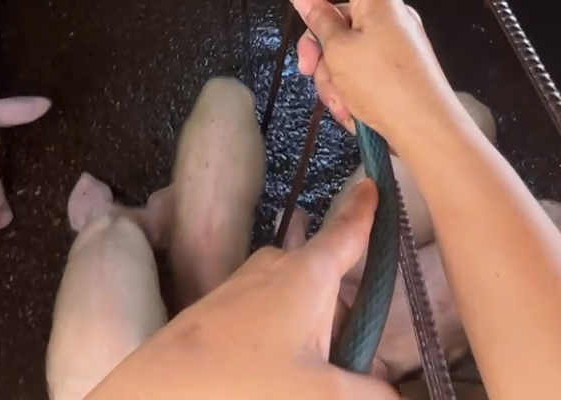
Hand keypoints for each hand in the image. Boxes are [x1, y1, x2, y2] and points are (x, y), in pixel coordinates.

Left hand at [88, 180, 395, 399]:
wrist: (166, 388)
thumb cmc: (249, 382)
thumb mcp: (325, 395)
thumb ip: (373, 392)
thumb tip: (394, 392)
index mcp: (308, 272)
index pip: (346, 231)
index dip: (364, 210)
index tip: (374, 181)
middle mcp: (278, 264)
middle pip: (329, 279)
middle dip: (346, 313)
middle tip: (352, 359)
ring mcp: (248, 281)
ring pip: (301, 300)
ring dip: (316, 330)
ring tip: (313, 372)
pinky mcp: (227, 302)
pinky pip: (274, 311)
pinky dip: (289, 336)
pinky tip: (282, 372)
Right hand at [288, 0, 456, 137]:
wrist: (428, 132)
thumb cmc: (381, 84)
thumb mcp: (339, 50)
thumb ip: (319, 21)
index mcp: (377, 1)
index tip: (292, 0)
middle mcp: (389, 16)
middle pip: (338, 17)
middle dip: (318, 46)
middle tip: (307, 69)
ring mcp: (396, 43)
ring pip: (346, 48)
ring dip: (333, 75)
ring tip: (338, 103)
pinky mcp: (399, 68)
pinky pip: (363, 66)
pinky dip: (351, 86)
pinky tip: (351, 111)